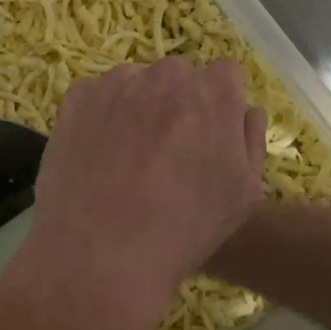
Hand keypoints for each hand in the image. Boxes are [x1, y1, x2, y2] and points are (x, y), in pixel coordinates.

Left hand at [24, 57, 267, 308]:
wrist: (102, 255)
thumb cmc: (185, 229)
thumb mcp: (245, 194)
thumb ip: (251, 140)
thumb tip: (247, 110)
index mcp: (216, 92)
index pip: (225, 77)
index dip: (216, 107)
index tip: (204, 139)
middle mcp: (168, 74)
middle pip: (178, 79)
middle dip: (176, 105)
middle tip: (164, 154)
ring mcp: (119, 82)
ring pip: (135, 86)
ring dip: (136, 110)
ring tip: (125, 162)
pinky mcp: (78, 97)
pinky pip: (97, 98)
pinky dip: (99, 119)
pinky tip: (97, 159)